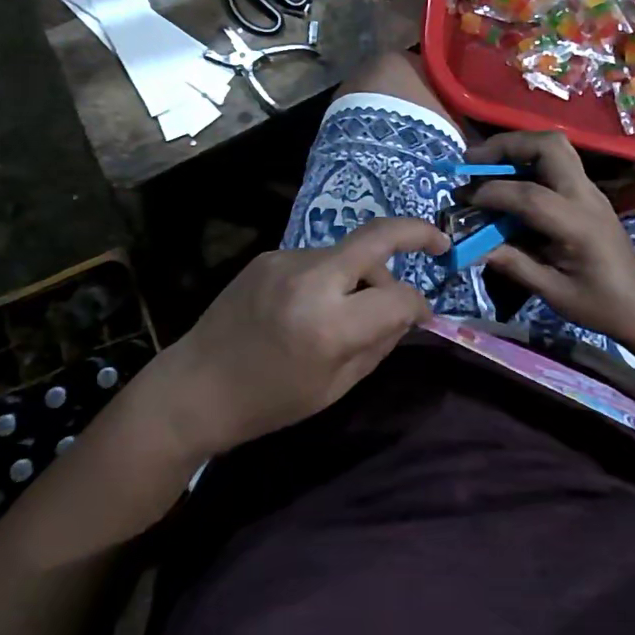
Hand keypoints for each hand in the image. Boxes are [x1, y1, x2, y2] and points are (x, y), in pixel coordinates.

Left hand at [148, 216, 449, 456]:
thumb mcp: (335, 386)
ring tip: (357, 307)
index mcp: (329, 324)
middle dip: (417, 232)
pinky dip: (334, 276)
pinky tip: (319, 304)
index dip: (419, 306)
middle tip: (440, 243)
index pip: (398, 297)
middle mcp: (310, 279)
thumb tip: (407, 311)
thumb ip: (380, 342)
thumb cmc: (269, 402)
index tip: (424, 316)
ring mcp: (286, 260)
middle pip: (377, 236)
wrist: (194, 388)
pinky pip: (319, 260)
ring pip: (348, 252)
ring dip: (365, 273)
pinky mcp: (269, 255)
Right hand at [465, 131, 634, 339]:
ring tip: (485, 164)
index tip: (464, 200)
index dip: (492, 193)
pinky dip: (526, 158)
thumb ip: (513, 264)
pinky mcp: (586, 190)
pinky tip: (506, 178)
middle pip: (548, 146)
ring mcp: (589, 188)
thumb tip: (472, 248)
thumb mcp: (553, 292)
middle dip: (506, 146)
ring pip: (554, 144)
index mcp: (578, 225)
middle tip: (473, 162)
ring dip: (517, 146)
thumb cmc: (598, 303)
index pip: (531, 195)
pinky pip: (556, 159)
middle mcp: (586, 196)